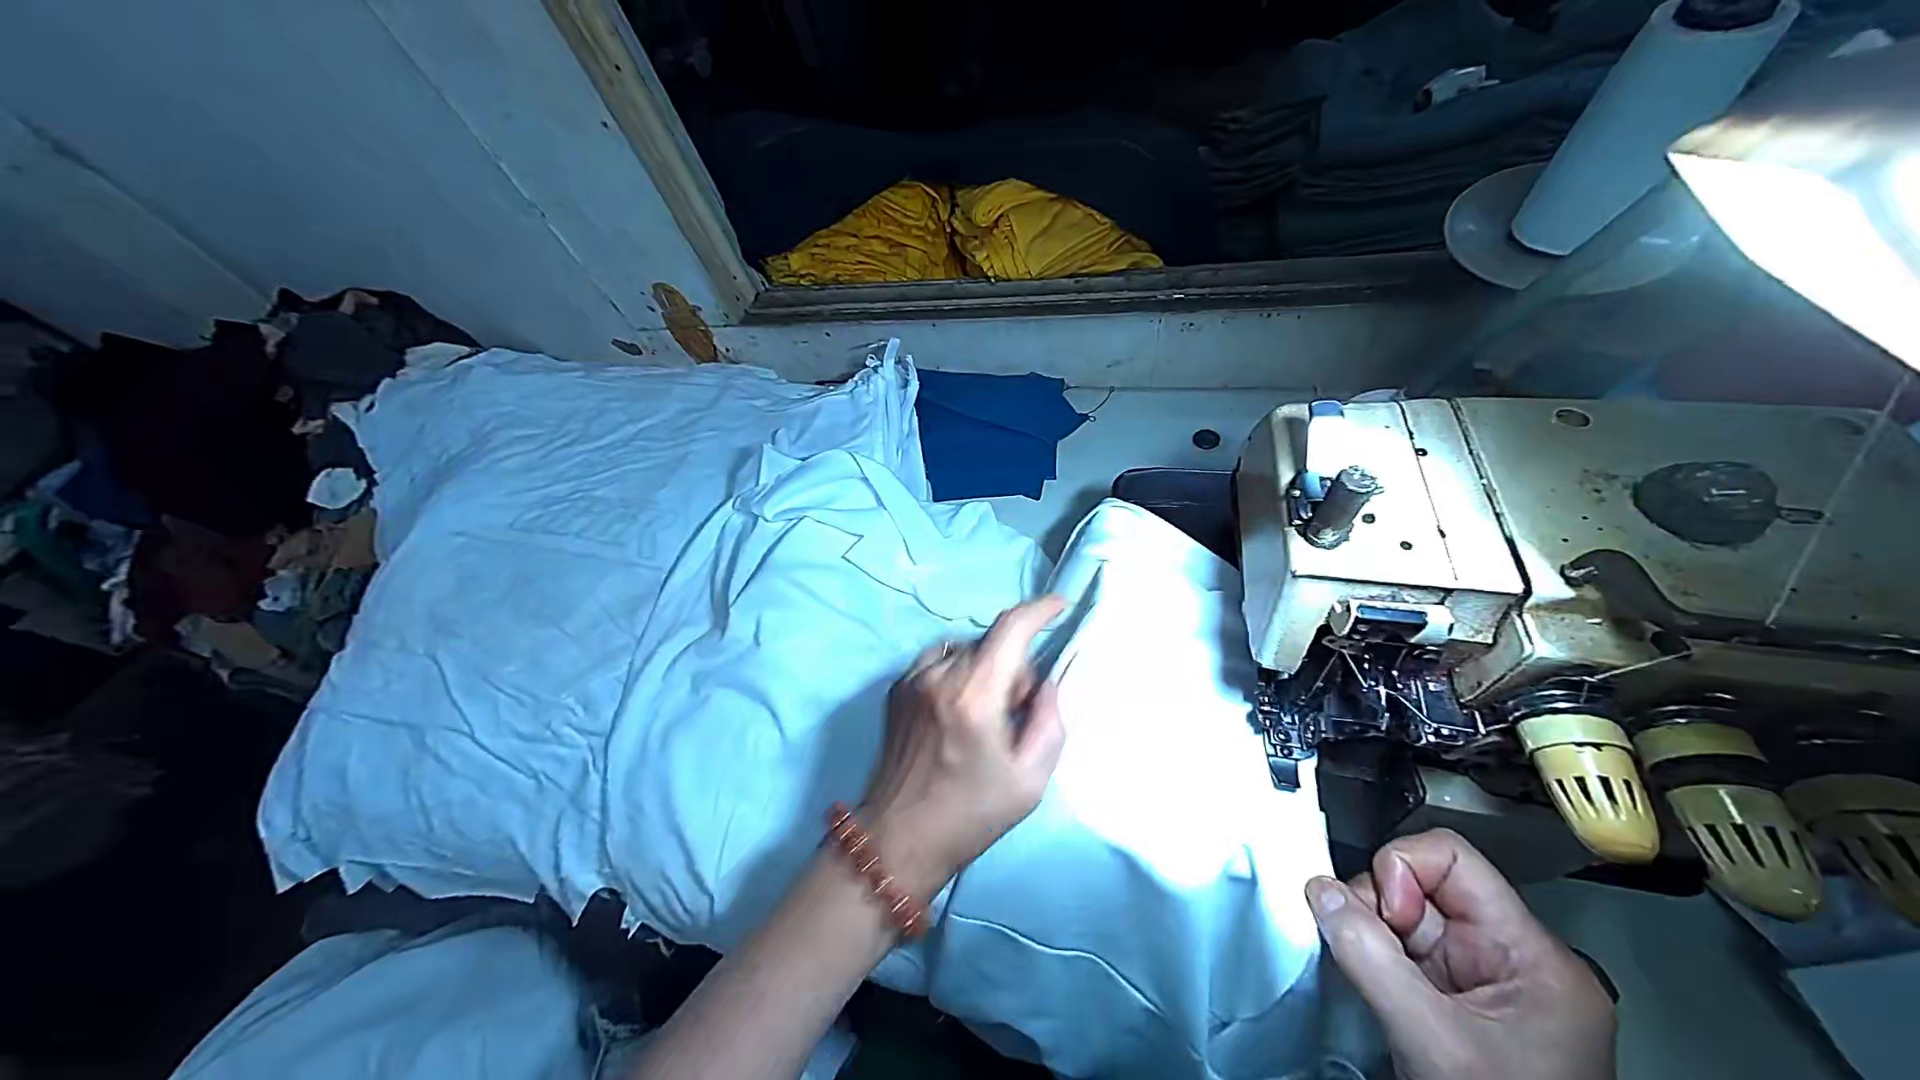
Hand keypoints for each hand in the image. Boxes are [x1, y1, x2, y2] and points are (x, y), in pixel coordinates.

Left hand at [861, 595, 1067, 899]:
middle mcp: (940, 675)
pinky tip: (956, 711)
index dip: (1040, 610)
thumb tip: (1046, 683)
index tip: (1059, 606)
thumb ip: (1049, 721)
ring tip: (982, 715)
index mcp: (975, 696)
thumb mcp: (1030, 780)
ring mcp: (912, 678)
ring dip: (984, 669)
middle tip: (1015, 713)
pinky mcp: (896, 688)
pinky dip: (958, 673)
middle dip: (1014, 666)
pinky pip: (939, 660)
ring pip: (965, 649)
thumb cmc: (971, 814)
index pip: (1010, 628)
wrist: (899, 837)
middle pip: (991, 642)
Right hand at [1306, 829, 1616, 1079]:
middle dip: (1376, 909)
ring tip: (1376, 984)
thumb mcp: (1435, 1040)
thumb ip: (1371, 959)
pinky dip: (1374, 961)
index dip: (1402, 870)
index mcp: (1533, 958)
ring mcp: (1480, 982)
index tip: (1384, 914)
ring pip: (1402, 918)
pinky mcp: (1453, 1000)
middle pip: (1420, 885)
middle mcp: (1510, 961)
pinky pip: (1399, 952)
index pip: (1452, 858)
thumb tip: (1322, 892)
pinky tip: (1378, 993)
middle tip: (1366, 951)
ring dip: (1371, 938)